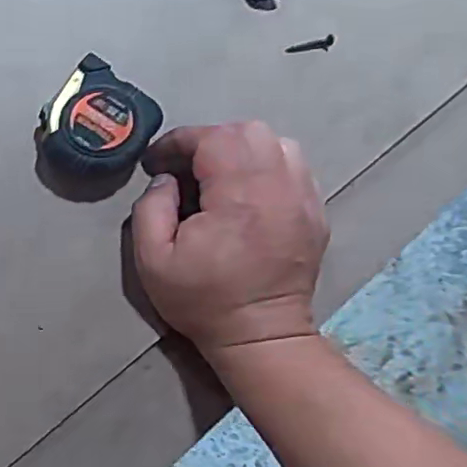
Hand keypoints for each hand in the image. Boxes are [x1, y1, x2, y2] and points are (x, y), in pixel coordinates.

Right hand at [131, 121, 328, 354]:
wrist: (261, 335)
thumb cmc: (202, 300)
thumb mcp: (152, 261)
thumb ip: (150, 209)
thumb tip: (165, 180)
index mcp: (238, 197)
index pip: (211, 139)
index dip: (178, 142)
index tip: (157, 161)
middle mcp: (278, 187)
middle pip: (247, 132)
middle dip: (209, 140)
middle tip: (186, 167)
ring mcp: (303, 198)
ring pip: (276, 143)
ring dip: (241, 149)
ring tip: (219, 176)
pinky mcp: (315, 212)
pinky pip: (293, 167)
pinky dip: (267, 166)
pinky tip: (247, 193)